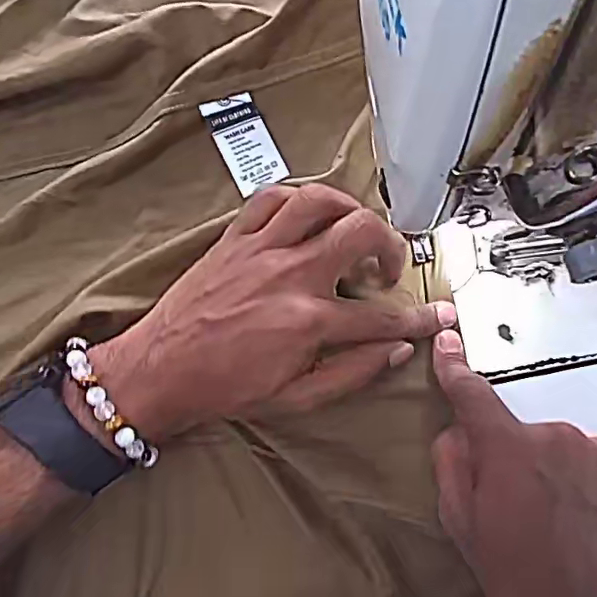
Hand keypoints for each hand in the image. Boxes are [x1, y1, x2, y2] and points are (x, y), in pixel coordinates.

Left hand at [89, 184, 454, 437]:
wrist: (162, 371)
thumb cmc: (222, 387)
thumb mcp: (296, 398)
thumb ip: (352, 373)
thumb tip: (393, 353)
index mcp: (307, 321)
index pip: (381, 316)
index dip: (417, 318)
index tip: (434, 315)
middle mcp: (289, 276)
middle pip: (361, 233)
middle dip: (390, 247)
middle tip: (387, 268)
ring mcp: (260, 251)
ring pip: (321, 201)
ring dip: (349, 210)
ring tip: (354, 231)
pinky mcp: (234, 239)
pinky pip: (272, 198)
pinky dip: (298, 199)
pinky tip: (306, 217)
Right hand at [428, 329, 596, 596]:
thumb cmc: (519, 579)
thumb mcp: (462, 527)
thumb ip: (451, 466)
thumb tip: (457, 433)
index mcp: (509, 449)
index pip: (473, 395)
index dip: (455, 368)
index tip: (448, 346)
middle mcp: (559, 437)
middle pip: (524, 432)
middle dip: (516, 458)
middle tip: (517, 507)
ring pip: (564, 448)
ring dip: (557, 471)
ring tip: (559, 520)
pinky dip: (591, 482)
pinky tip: (588, 519)